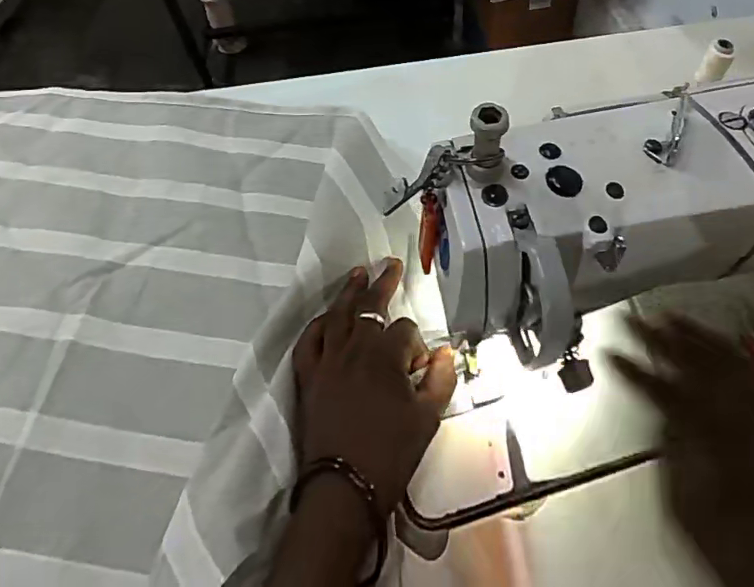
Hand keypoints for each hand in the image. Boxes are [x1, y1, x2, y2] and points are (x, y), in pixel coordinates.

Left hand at [291, 259, 456, 513]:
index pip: (406, 331)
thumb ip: (440, 381)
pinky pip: (310, 340)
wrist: (344, 487)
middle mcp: (354, 349)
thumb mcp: (427, 420)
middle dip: (382, 284)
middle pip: (369, 307)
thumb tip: (445, 354)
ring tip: (358, 274)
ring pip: (338, 315)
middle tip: (390, 265)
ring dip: (349, 293)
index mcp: (385, 357)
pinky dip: (318, 325)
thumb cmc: (391, 454)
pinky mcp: (308, 375)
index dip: (417, 343)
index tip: (422, 365)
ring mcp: (327, 360)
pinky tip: (326, 317)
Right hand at [607, 317, 753, 586]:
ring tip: (668, 317)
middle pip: (698, 366)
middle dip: (661, 338)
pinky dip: (730, 354)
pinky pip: (753, 378)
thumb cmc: (727, 541)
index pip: (666, 390)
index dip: (633, 368)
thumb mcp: (684, 503)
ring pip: (729, 365)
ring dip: (696, 337)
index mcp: (714, 441)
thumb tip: (661, 412)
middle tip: (630, 318)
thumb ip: (671, 449)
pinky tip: (716, 343)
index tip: (606, 351)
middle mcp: (744, 423)